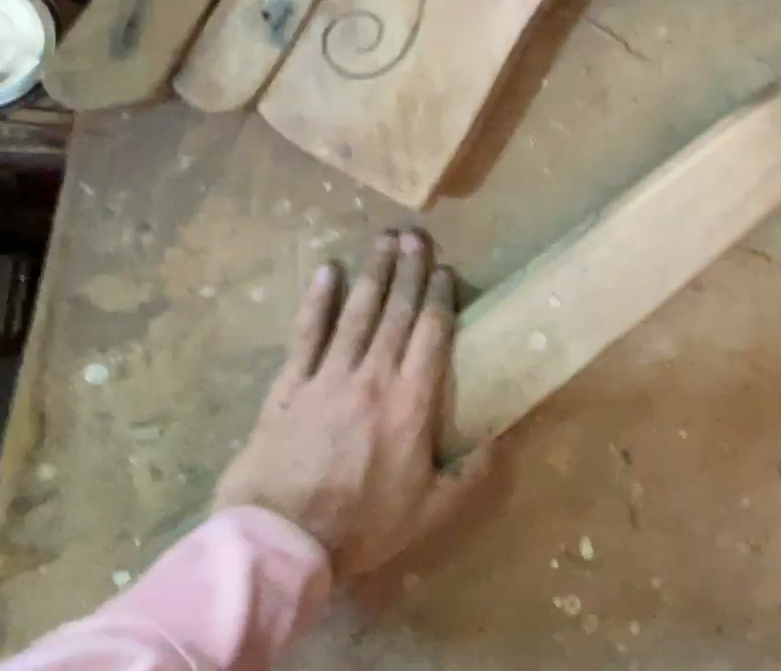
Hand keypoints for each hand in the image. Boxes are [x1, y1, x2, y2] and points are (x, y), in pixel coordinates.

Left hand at [215, 231, 496, 577]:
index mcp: (412, 402)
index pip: (432, 334)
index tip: (445, 270)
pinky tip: (328, 273)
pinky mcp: (289, 388)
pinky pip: (307, 335)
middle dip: (409, 271)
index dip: (439, 297)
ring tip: (384, 240)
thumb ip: (470, 476)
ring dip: (373, 274)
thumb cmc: (362, 527)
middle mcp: (374, 377)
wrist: (279, 543)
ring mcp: (328, 378)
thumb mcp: (431, 511)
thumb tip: (500, 442)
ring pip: (357, 314)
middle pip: (397, 313)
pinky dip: (318, 302)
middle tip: (417, 236)